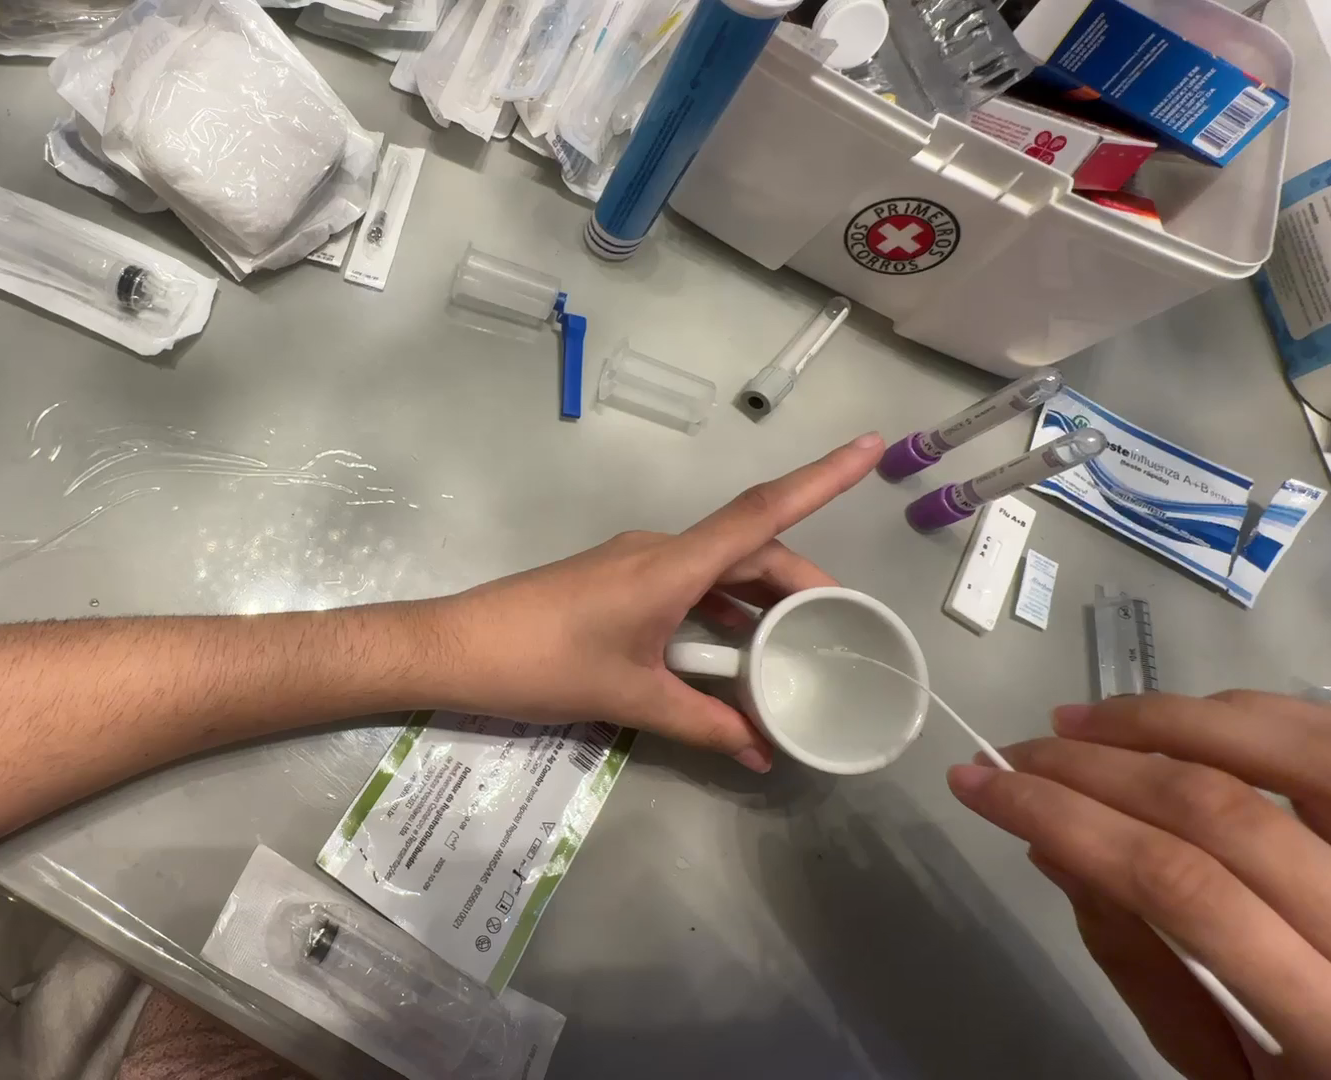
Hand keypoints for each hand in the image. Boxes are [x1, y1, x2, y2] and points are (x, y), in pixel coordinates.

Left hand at [433, 432, 885, 770]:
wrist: (458, 647)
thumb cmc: (543, 663)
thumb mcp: (629, 697)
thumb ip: (702, 723)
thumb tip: (760, 752)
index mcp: (671, 564)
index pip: (760, 512)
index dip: (821, 479)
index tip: (872, 446)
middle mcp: (655, 552)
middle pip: (745, 550)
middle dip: (796, 584)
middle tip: (837, 628)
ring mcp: (628, 566)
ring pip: (712, 572)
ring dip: (752, 603)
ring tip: (789, 649)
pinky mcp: (608, 583)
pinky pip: (679, 587)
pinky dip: (711, 615)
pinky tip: (722, 656)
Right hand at [949, 691, 1330, 1077]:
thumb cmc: (1300, 1079)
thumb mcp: (1212, 1059)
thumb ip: (1136, 960)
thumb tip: (1046, 843)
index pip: (1176, 885)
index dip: (1059, 815)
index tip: (974, 780)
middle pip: (1219, 814)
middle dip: (1090, 766)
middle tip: (1017, 750)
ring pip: (1297, 758)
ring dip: (1166, 721)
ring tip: (1083, 719)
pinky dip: (1244, 715)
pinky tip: (1176, 721)